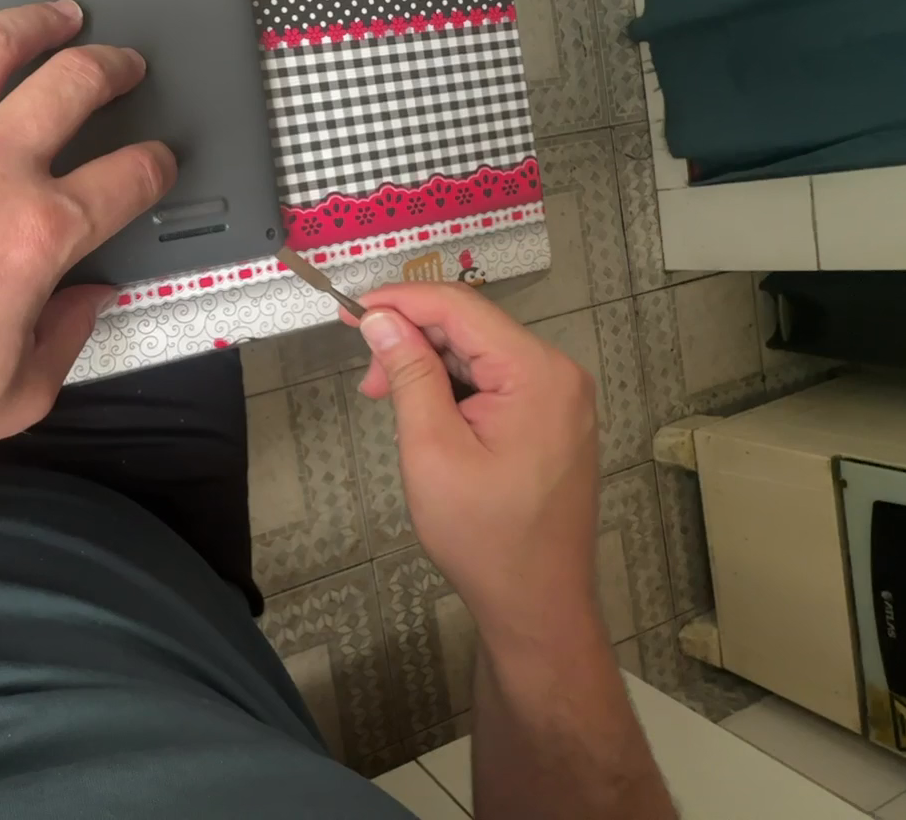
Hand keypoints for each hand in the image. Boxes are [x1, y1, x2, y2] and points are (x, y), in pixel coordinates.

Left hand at [0, 0, 174, 494]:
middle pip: (70, 86)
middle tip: (122, 62)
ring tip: (56, 15)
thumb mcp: (13, 395)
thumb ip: (68, 337)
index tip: (153, 163)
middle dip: (112, 67)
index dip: (153, 166)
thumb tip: (87, 300)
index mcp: (32, 237)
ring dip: (34, 24)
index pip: (124, 179)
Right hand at [347, 283, 600, 645]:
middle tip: (366, 379)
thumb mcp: (431, 448)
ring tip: (385, 398)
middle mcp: (555, 372)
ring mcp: (556, 395)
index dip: (399, 300)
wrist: (535, 605)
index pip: (459, 307)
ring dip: (424, 363)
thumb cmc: (481, 533)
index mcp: (536, 372)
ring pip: (475, 351)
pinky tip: (420, 409)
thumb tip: (380, 317)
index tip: (348, 311)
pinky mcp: (548, 415)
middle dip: (409, 338)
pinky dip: (448, 384)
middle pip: (468, 326)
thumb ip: (408, 372)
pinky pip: (490, 378)